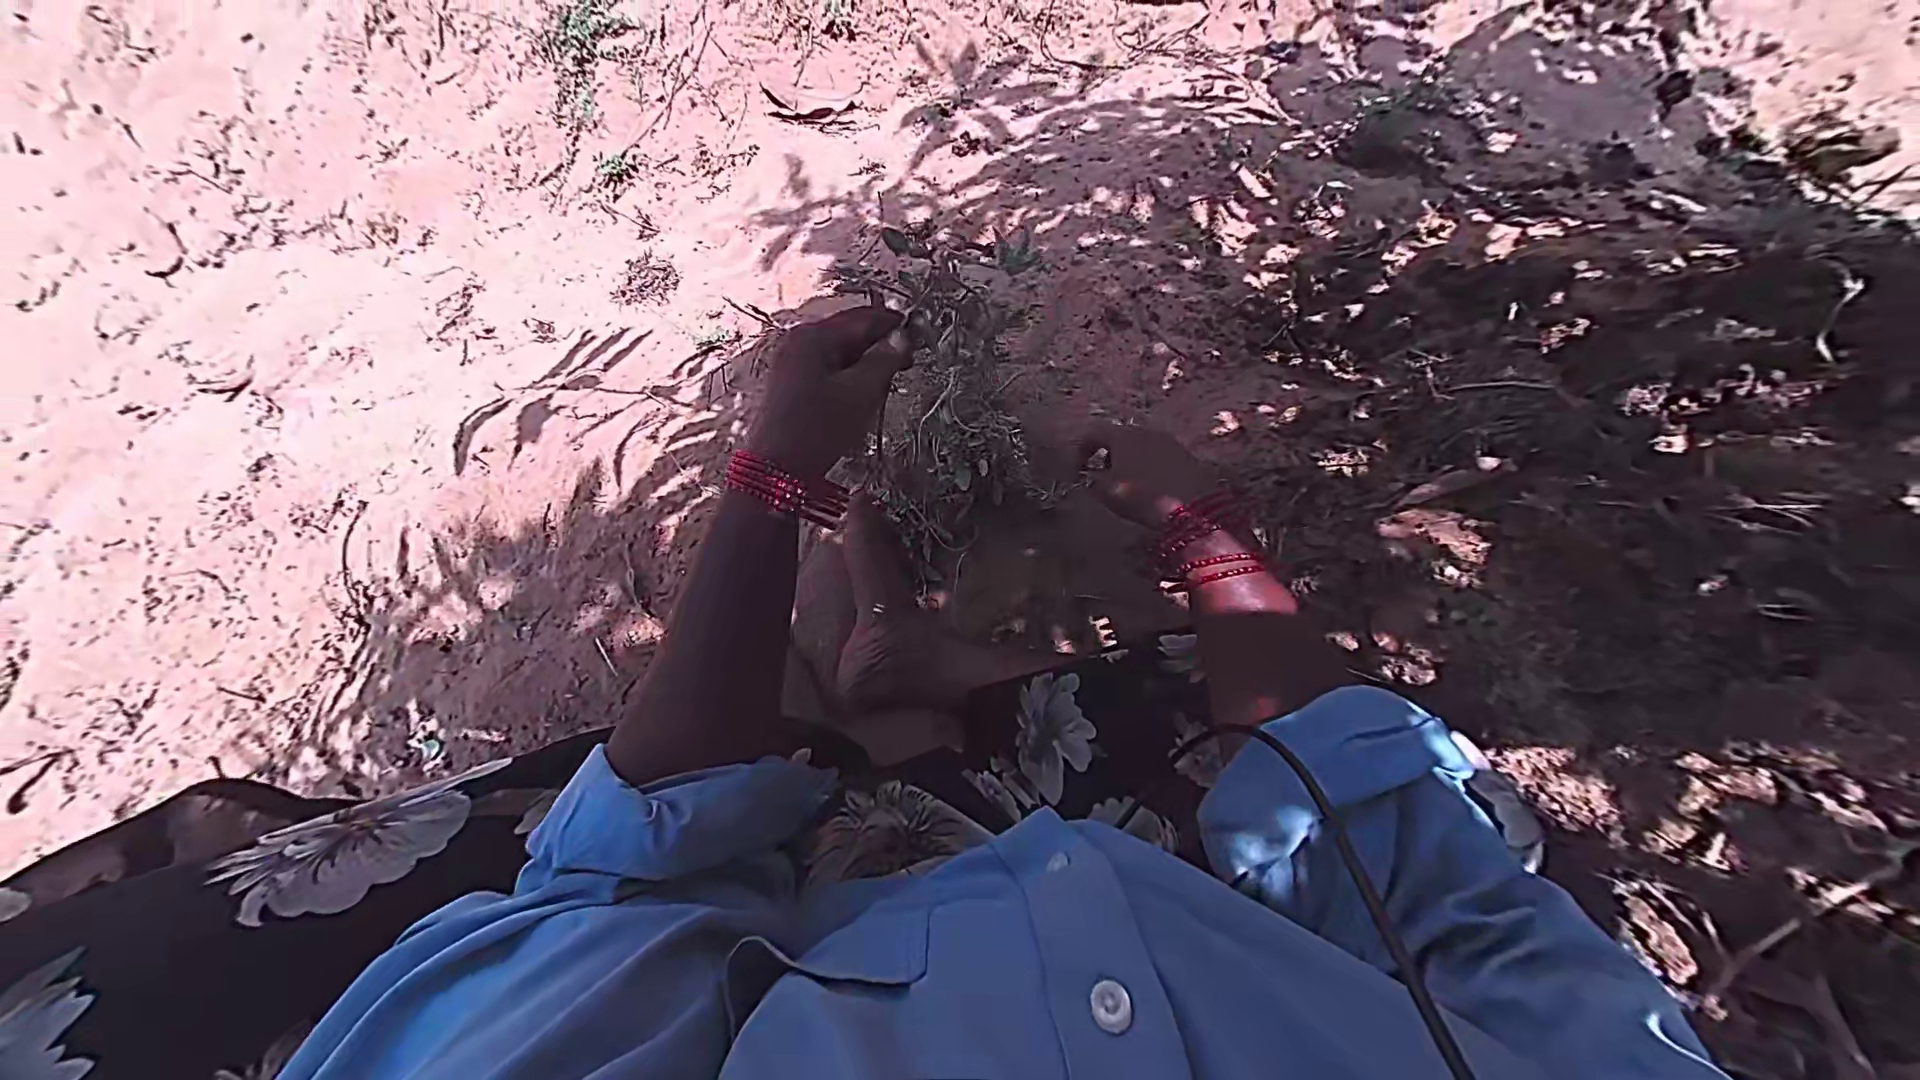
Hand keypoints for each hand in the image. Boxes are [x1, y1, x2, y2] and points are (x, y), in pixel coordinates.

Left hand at [747, 306, 909, 478]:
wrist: (779, 469)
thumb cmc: (817, 430)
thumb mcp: (860, 393)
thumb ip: (884, 361)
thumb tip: (902, 338)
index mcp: (813, 337)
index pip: (863, 319)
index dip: (895, 325)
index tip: (919, 333)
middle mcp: (799, 343)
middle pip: (851, 335)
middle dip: (881, 348)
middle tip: (908, 362)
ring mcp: (793, 364)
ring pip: (842, 355)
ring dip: (867, 366)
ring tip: (886, 385)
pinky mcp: (793, 386)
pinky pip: (830, 372)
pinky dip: (851, 379)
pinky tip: (863, 397)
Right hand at [1079, 422, 1217, 527]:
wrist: (1194, 508)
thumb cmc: (1142, 496)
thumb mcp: (1106, 492)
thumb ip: (1091, 481)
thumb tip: (1088, 476)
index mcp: (1123, 436)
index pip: (1092, 432)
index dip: (1080, 451)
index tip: (1078, 472)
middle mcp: (1146, 432)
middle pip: (1118, 437)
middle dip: (1105, 456)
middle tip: (1101, 479)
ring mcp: (1168, 442)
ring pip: (1139, 446)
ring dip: (1127, 462)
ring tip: (1125, 486)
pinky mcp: (1185, 456)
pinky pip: (1157, 456)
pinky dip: (1146, 467)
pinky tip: (1149, 488)